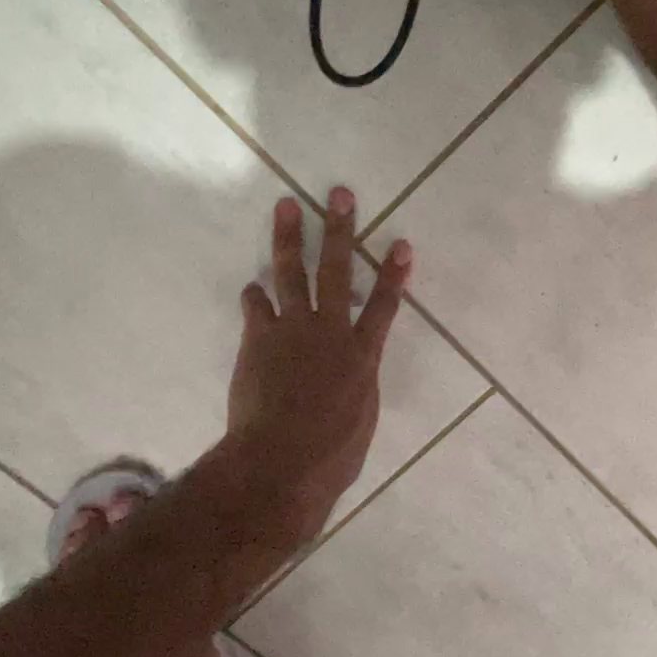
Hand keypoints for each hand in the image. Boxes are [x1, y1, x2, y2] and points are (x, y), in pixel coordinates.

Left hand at [224, 187, 411, 546]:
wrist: (281, 462)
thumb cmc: (331, 457)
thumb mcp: (360, 422)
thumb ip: (357, 391)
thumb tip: (349, 381)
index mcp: (363, 357)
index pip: (385, 306)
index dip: (395, 274)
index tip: (402, 244)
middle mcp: (331, 332)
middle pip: (339, 271)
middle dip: (340, 230)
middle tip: (339, 194)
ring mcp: (292, 331)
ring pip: (292, 273)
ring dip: (289, 237)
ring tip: (286, 206)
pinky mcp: (258, 339)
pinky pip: (257, 306)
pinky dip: (256, 296)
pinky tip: (254, 288)